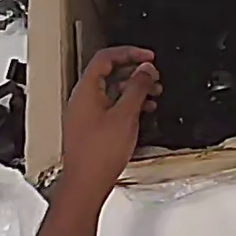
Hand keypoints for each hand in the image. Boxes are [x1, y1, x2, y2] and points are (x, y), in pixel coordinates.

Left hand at [59, 47, 160, 198]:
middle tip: (153, 75)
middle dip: (134, 71)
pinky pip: (110, 105)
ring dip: (133, 88)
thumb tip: (145, 69)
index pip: (106, 58)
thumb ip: (137, 88)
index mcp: (86, 91)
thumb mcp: (126, 115)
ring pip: (111, 90)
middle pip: (108, 73)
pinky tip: (142, 110)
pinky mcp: (90, 126)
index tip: (148, 57)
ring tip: (153, 93)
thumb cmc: (99, 153)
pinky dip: (127, 103)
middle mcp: (82, 99)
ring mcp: (85, 113)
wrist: (86, 183)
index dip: (129, 53)